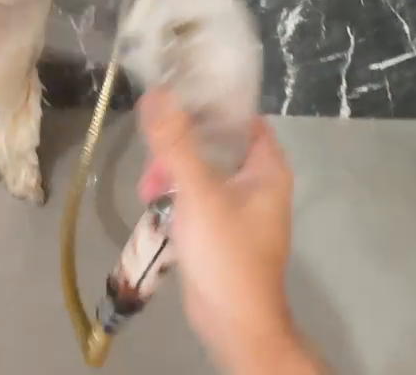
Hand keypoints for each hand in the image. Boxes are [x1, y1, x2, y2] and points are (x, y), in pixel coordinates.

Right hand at [137, 91, 319, 374]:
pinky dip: (175, 191)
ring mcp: (238, 204)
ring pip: (199, 165)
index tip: (175, 90)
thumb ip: (175, 142)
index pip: (241, 115)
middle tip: (154, 153)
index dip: (210, 100)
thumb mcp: (198, 191)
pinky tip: (153, 201)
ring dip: (171, 169)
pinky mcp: (219, 225)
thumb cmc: (226, 253)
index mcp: (266, 167)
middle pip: (214, 139)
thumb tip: (156, 92)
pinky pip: (194, 191)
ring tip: (148, 186)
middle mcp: (256, 181)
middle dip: (179, 142)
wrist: (233, 325)